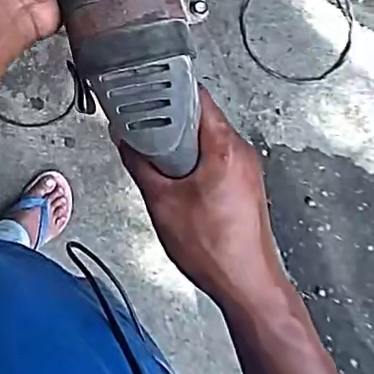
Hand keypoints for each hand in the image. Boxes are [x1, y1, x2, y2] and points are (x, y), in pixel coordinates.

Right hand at [120, 89, 289, 312]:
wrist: (247, 287)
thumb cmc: (215, 250)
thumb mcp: (161, 201)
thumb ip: (139, 164)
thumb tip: (126, 142)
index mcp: (225, 146)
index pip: (197, 95)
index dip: (169, 87)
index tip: (149, 86)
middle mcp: (241, 152)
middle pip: (202, 114)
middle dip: (171, 116)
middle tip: (145, 120)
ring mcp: (247, 169)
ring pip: (208, 137)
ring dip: (182, 140)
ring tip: (158, 151)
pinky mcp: (245, 185)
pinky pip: (216, 156)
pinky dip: (194, 157)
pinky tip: (177, 176)